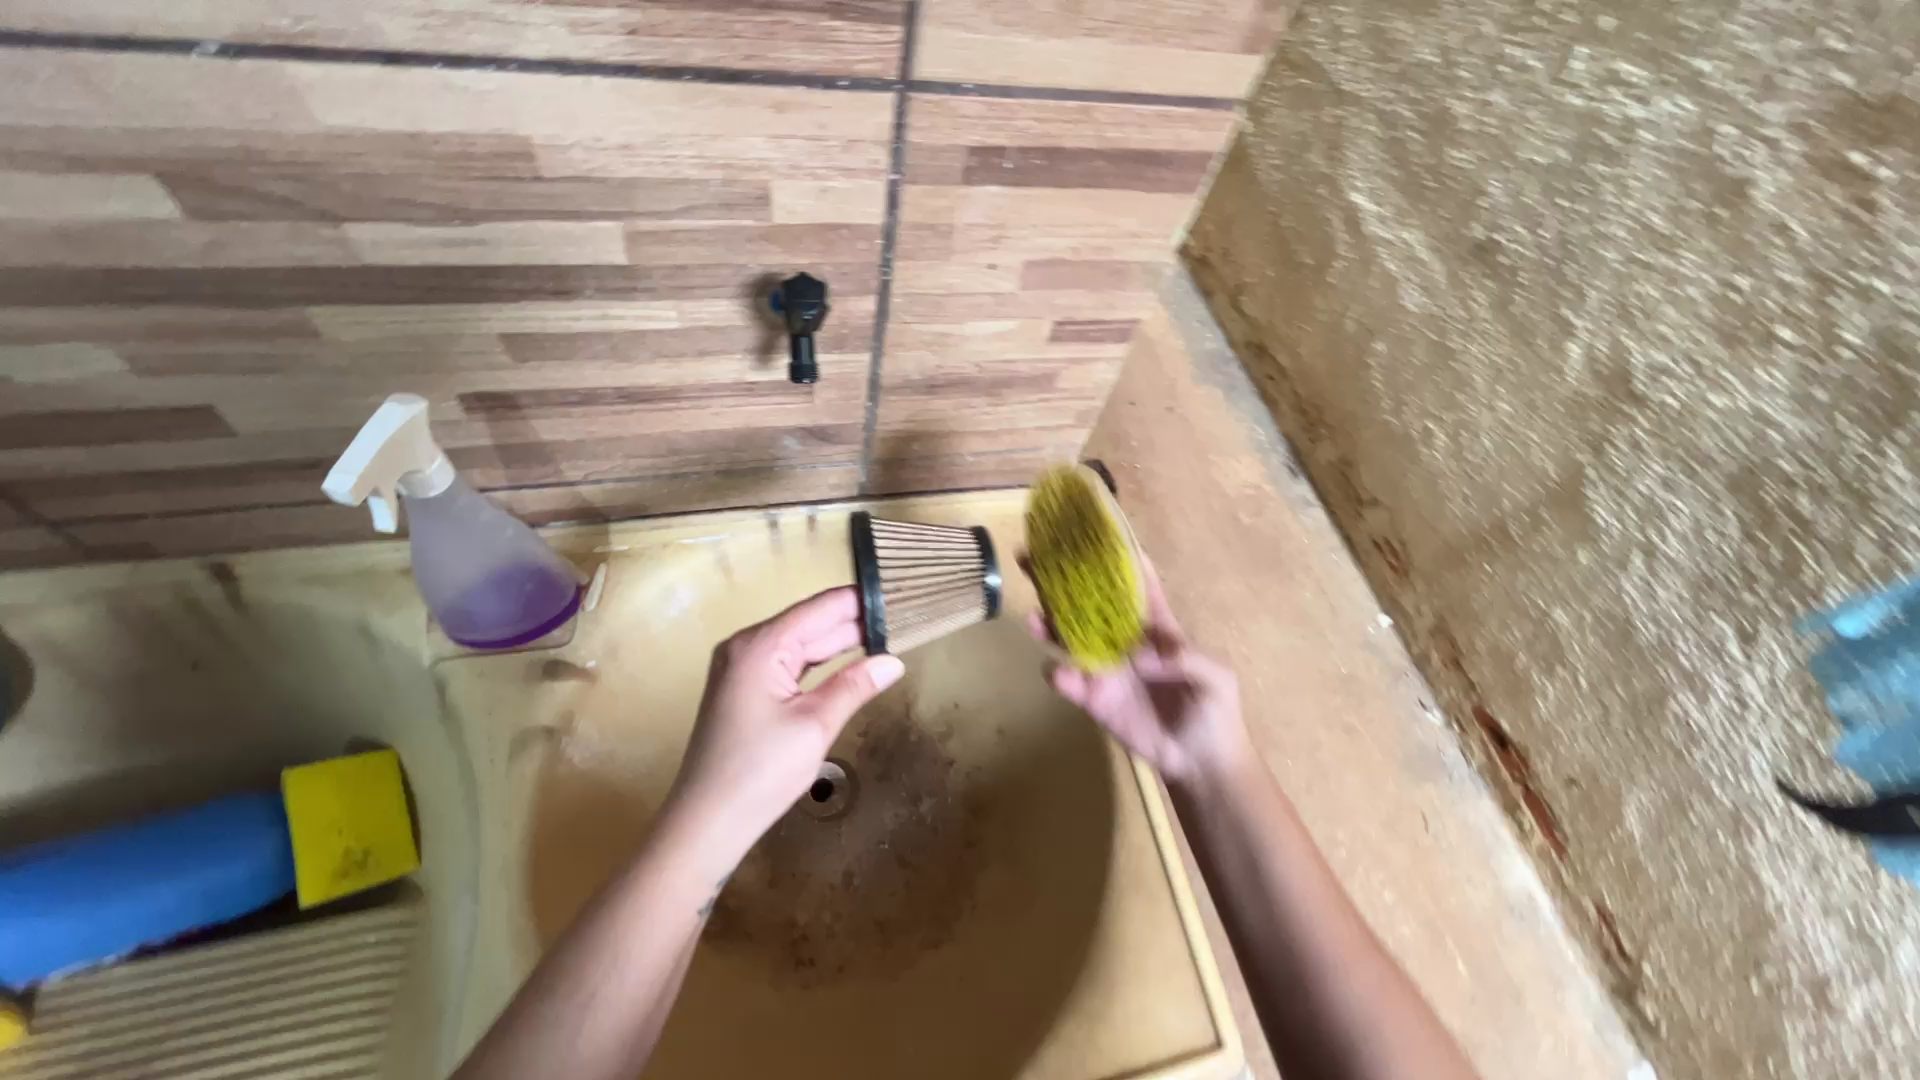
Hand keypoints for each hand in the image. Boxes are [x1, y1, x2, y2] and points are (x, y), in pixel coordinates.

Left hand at [667, 586, 904, 861]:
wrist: (706, 823)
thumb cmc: (760, 773)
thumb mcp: (815, 726)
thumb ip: (855, 686)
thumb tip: (894, 661)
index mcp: (760, 646)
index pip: (820, 609)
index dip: (860, 602)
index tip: (899, 595)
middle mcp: (747, 646)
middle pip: (810, 623)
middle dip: (855, 622)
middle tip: (903, 618)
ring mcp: (742, 667)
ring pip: (801, 644)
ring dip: (840, 642)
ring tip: (887, 635)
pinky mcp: (745, 689)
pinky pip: (789, 664)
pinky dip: (820, 663)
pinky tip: (850, 661)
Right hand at [1027, 559, 1250, 784]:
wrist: (1201, 762)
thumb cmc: (1215, 711)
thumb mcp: (1217, 676)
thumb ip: (1185, 657)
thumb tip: (1138, 657)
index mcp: (1157, 625)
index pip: (1136, 582)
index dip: (1117, 556)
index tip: (1091, 533)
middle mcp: (1125, 639)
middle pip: (1088, 602)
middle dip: (1062, 579)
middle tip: (1033, 558)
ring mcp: (1106, 668)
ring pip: (1068, 636)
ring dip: (1048, 623)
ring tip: (1034, 615)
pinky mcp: (1094, 698)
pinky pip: (1068, 680)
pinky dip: (1059, 675)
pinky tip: (1060, 673)